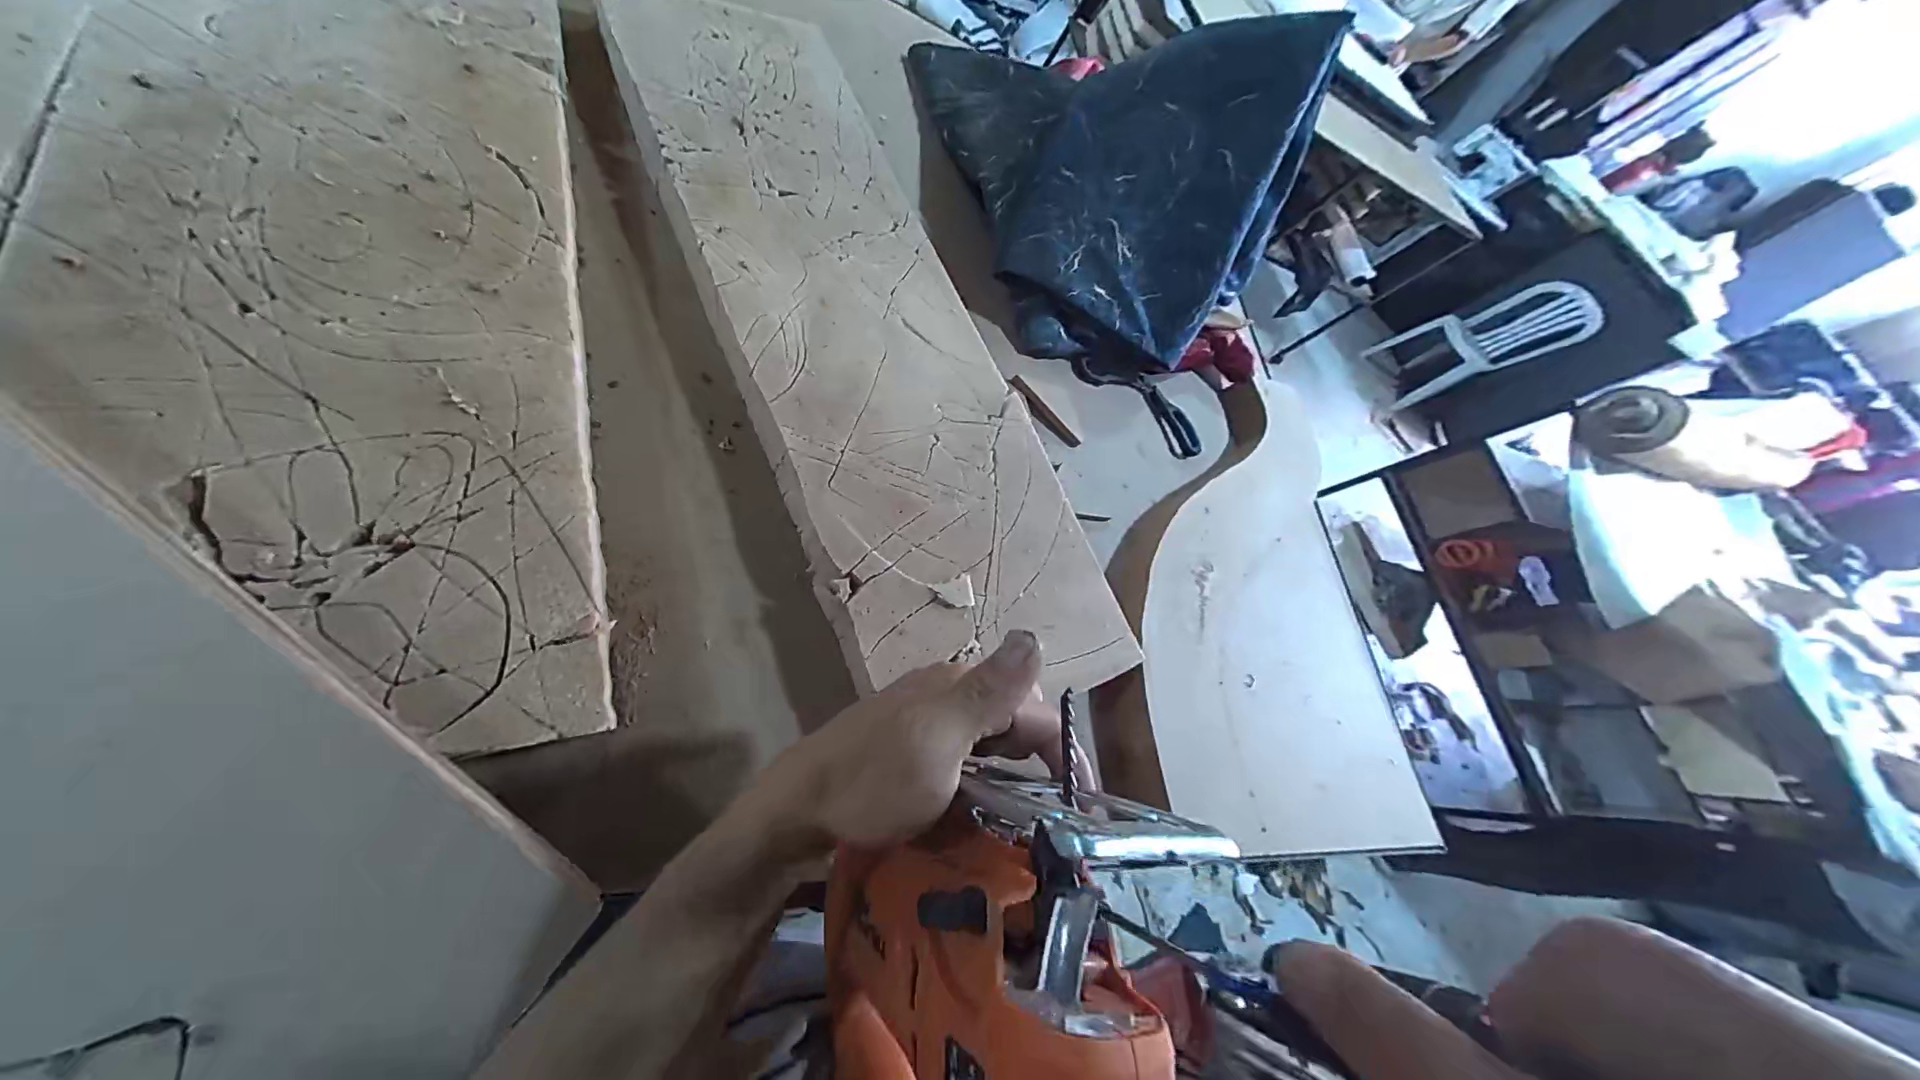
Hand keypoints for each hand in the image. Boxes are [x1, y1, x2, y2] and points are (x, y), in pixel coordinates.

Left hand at [739, 630, 1068, 854]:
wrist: (796, 811)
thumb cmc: (872, 781)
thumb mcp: (938, 742)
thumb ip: (989, 693)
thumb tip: (1034, 634)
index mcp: (958, 685)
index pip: (1034, 709)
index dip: (1065, 751)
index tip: (1082, 803)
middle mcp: (945, 693)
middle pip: (1014, 719)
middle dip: (1039, 761)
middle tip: (1050, 814)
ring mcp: (925, 720)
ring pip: (990, 739)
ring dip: (1011, 773)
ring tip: (1022, 818)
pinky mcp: (911, 746)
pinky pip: (965, 756)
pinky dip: (982, 780)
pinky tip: (979, 806)